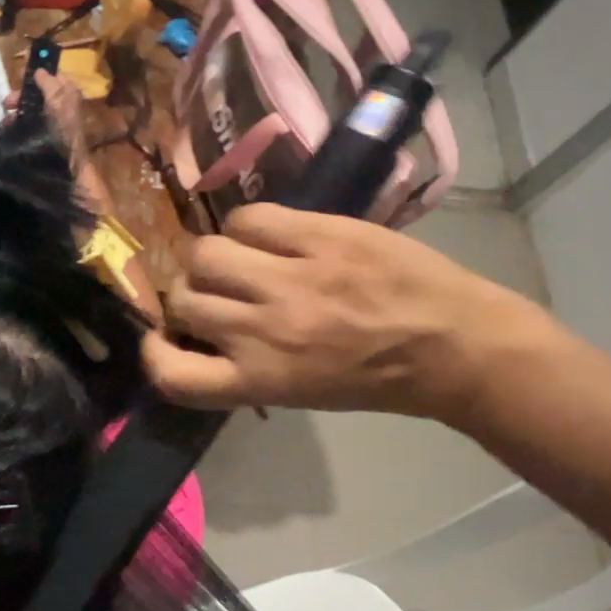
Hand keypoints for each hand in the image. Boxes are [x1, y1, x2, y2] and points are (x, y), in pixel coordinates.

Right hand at [5, 71, 90, 162]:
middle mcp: (61, 101)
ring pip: (32, 106)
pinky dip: (20, 122)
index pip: (52, 74)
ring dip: (18, 110)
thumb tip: (38, 70)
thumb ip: (47, 82)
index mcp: (68, 90)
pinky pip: (30, 121)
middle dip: (22, 95)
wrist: (67, 158)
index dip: (37, 74)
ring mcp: (53, 117)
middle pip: (39, 91)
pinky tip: (10, 127)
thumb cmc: (63, 125)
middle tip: (7, 102)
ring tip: (6, 120)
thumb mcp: (56, 99)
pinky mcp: (46, 131)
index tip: (19, 76)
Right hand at [144, 205, 561, 420]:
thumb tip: (198, 332)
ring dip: (210, 259)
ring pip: (204, 255)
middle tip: (214, 294)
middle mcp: (263, 331)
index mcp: (258, 380)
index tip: (167, 341)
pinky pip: (249, 218)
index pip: (170, 373)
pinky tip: (267, 236)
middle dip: (188, 296)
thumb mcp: (296, 392)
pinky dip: (247, 226)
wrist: (455, 345)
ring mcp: (292, 279)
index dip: (154, 353)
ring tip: (238, 260)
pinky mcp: (321, 236)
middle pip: (181, 300)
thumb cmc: (374, 380)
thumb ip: (241, 367)